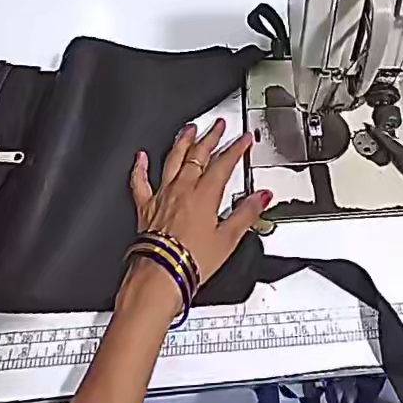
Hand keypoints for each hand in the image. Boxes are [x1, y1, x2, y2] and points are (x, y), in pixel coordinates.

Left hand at [128, 119, 268, 287]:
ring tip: (188, 130)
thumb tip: (263, 196)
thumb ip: (246, 213)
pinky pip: (140, 182)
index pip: (224, 163)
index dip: (236, 148)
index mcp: (204, 195)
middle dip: (210, 137)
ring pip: (172, 161)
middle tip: (218, 125)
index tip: (244, 138)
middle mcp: (182, 190)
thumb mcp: (228, 238)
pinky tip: (140, 158)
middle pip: (198, 155)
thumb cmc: (191, 261)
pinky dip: (139, 168)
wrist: (160, 277)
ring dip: (182, 143)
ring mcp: (162, 196)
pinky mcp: (146, 208)